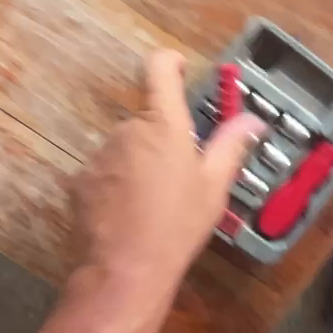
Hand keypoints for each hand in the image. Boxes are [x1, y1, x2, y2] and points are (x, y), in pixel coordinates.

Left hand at [69, 50, 265, 307]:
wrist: (125, 269)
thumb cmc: (178, 226)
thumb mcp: (214, 188)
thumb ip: (230, 146)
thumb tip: (253, 118)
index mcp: (163, 125)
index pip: (159, 69)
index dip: (169, 63)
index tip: (177, 68)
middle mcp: (127, 131)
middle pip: (145, 123)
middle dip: (159, 142)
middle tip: (175, 180)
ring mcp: (99, 156)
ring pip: (123, 150)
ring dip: (135, 166)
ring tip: (148, 205)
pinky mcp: (80, 181)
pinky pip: (102, 174)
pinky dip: (114, 187)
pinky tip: (125, 216)